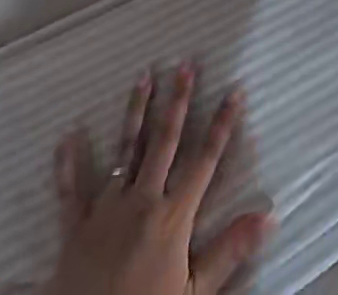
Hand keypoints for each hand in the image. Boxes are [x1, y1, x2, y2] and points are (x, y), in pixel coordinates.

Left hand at [41, 63, 272, 294]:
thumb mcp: (195, 293)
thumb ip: (229, 251)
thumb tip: (269, 215)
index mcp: (173, 216)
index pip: (205, 160)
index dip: (222, 124)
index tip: (234, 92)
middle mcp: (142, 200)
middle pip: (165, 141)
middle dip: (178, 101)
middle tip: (186, 65)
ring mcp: (107, 209)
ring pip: (125, 149)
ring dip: (135, 112)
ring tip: (143, 77)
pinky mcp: (75, 225)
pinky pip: (71, 189)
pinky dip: (68, 162)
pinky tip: (68, 135)